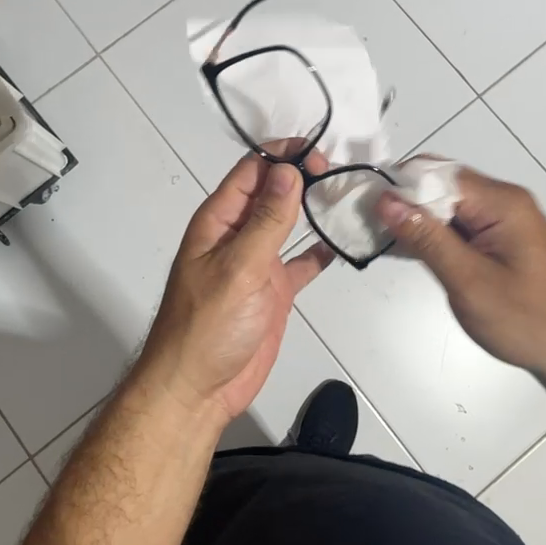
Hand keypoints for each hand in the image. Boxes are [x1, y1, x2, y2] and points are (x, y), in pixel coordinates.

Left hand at [137, 154, 332, 427]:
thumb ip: (266, 221)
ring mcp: (256, 263)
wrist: (197, 390)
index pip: (251, 171)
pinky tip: (342, 243)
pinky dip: (319, 252)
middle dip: (302, 176)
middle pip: (271, 192)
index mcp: (219, 221)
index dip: (282, 155)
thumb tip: (288, 170)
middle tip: (341, 174)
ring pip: (287, 224)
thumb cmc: (208, 326)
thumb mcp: (238, 267)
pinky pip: (299, 262)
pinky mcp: (273, 291)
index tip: (319, 154)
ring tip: (348, 196)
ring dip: (312, 209)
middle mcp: (237, 235)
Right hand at [377, 167, 545, 375]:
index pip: (438, 173)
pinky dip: (435, 234)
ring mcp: (505, 220)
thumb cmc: (525, 320)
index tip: (366, 208)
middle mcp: (504, 200)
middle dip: (405, 202)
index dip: (400, 186)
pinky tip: (411, 252)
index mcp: (501, 202)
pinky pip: (460, 224)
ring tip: (382, 241)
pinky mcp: (503, 238)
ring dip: (418, 220)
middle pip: (442, 184)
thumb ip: (426, 238)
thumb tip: (385, 200)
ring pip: (448, 205)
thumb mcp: (468, 281)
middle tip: (369, 228)